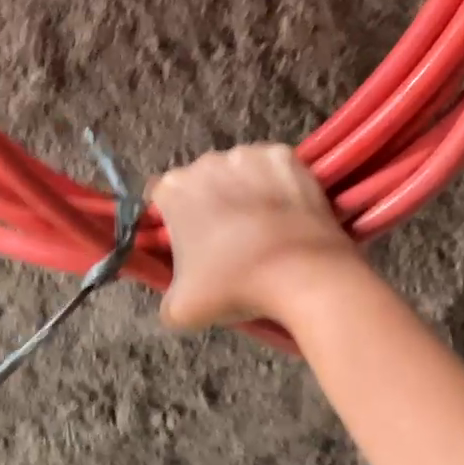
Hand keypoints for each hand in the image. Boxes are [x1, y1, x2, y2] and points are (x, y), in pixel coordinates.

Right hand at [149, 144, 358, 332]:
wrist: (302, 273)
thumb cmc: (234, 286)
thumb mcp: (181, 308)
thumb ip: (166, 296)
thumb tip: (173, 297)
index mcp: (172, 190)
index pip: (161, 196)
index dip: (172, 217)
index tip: (188, 239)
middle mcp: (204, 163)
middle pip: (201, 180)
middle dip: (209, 201)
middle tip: (228, 239)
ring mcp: (245, 155)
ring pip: (237, 171)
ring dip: (243, 190)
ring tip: (262, 226)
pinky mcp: (283, 156)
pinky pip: (273, 167)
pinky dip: (277, 183)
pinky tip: (286, 211)